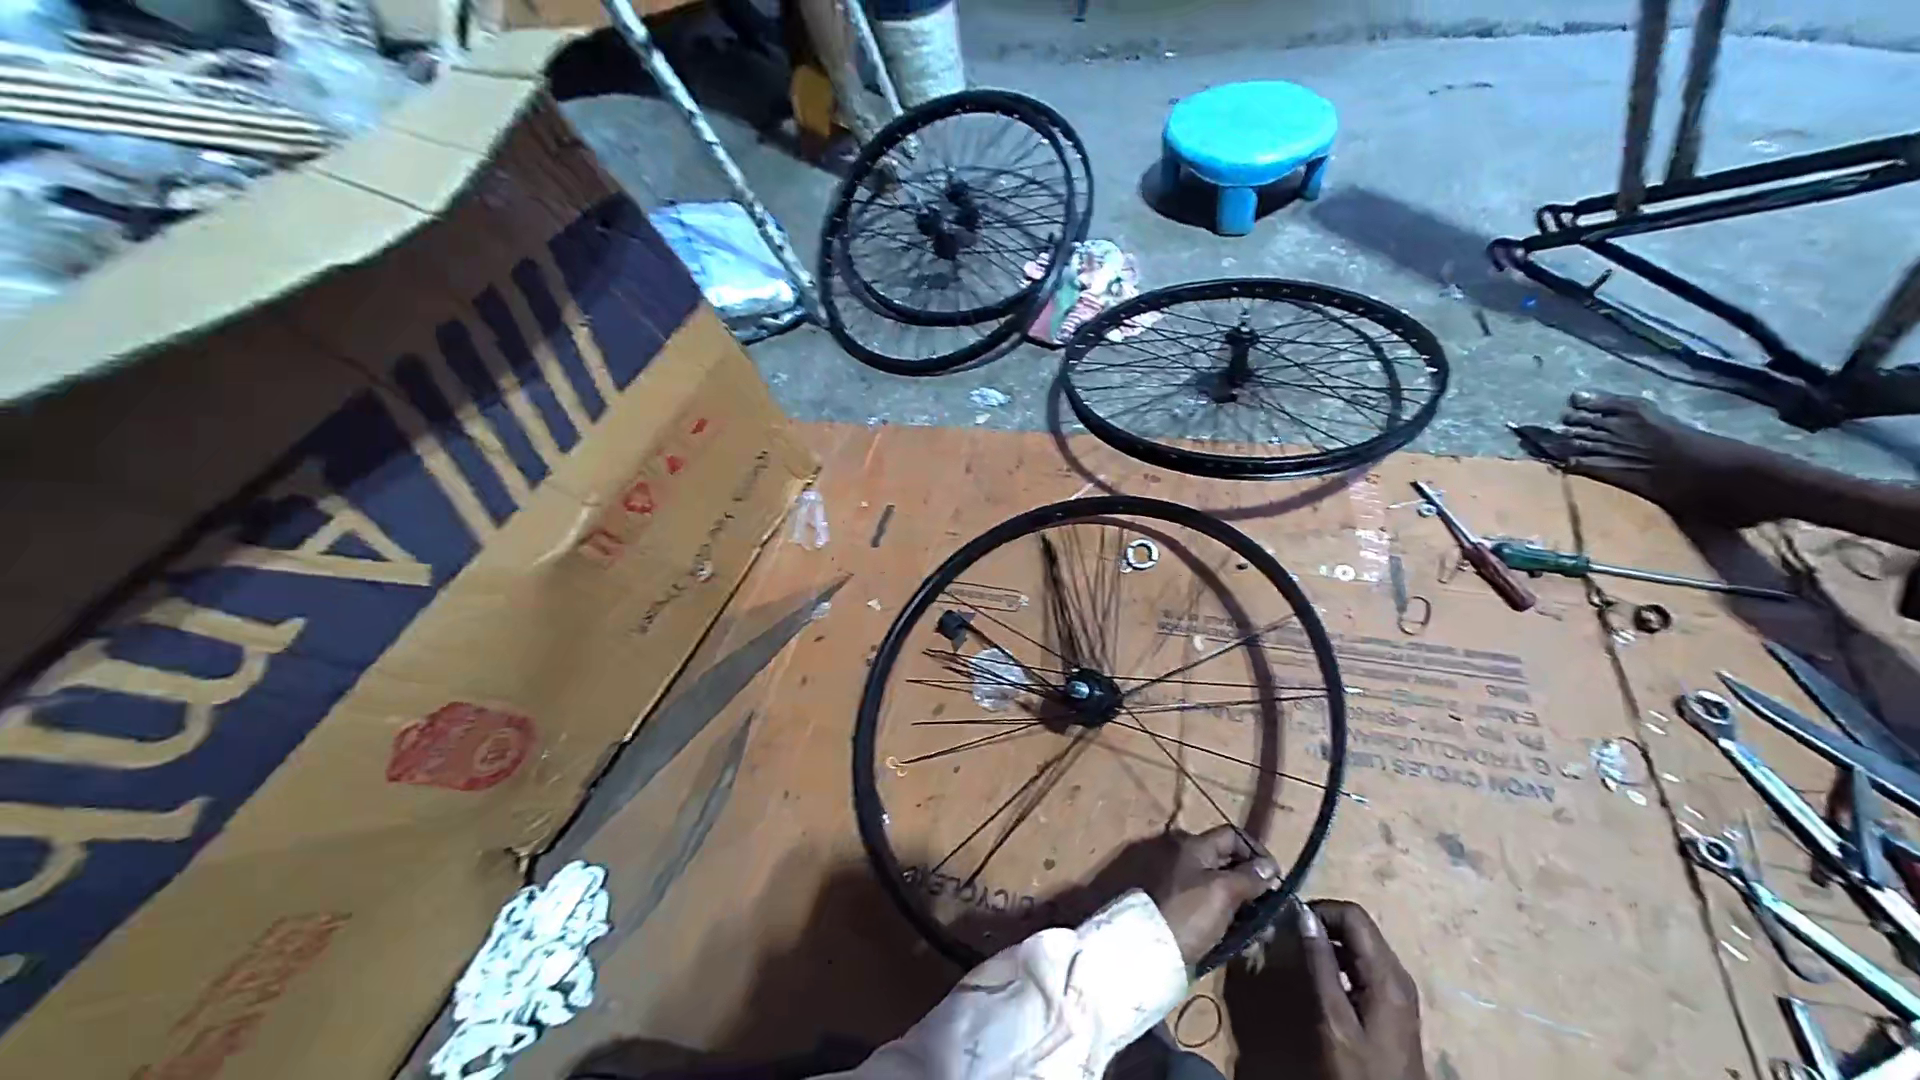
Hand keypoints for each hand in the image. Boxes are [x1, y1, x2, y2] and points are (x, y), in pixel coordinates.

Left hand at [1145, 825, 1279, 967]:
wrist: (1151, 946)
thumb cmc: (1189, 911)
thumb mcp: (1222, 891)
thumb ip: (1248, 876)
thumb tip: (1269, 866)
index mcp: (1194, 846)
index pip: (1232, 836)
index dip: (1256, 852)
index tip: (1276, 879)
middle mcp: (1188, 860)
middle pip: (1230, 866)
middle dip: (1255, 890)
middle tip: (1273, 916)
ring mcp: (1184, 885)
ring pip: (1224, 892)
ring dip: (1247, 912)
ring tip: (1261, 938)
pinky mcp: (1184, 910)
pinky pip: (1214, 910)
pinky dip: (1231, 924)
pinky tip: (1244, 945)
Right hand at [1224, 899, 1425, 1079]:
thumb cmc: (1361, 1071)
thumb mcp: (1333, 1019)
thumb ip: (1320, 964)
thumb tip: (1303, 914)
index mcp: (1386, 975)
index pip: (1353, 914)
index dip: (1320, 910)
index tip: (1291, 924)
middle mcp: (1397, 972)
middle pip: (1358, 925)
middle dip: (1322, 923)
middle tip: (1291, 937)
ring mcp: (1397, 987)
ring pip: (1359, 941)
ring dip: (1328, 939)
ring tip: (1300, 953)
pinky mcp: (1392, 999)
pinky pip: (1363, 961)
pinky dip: (1338, 956)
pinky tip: (1320, 974)